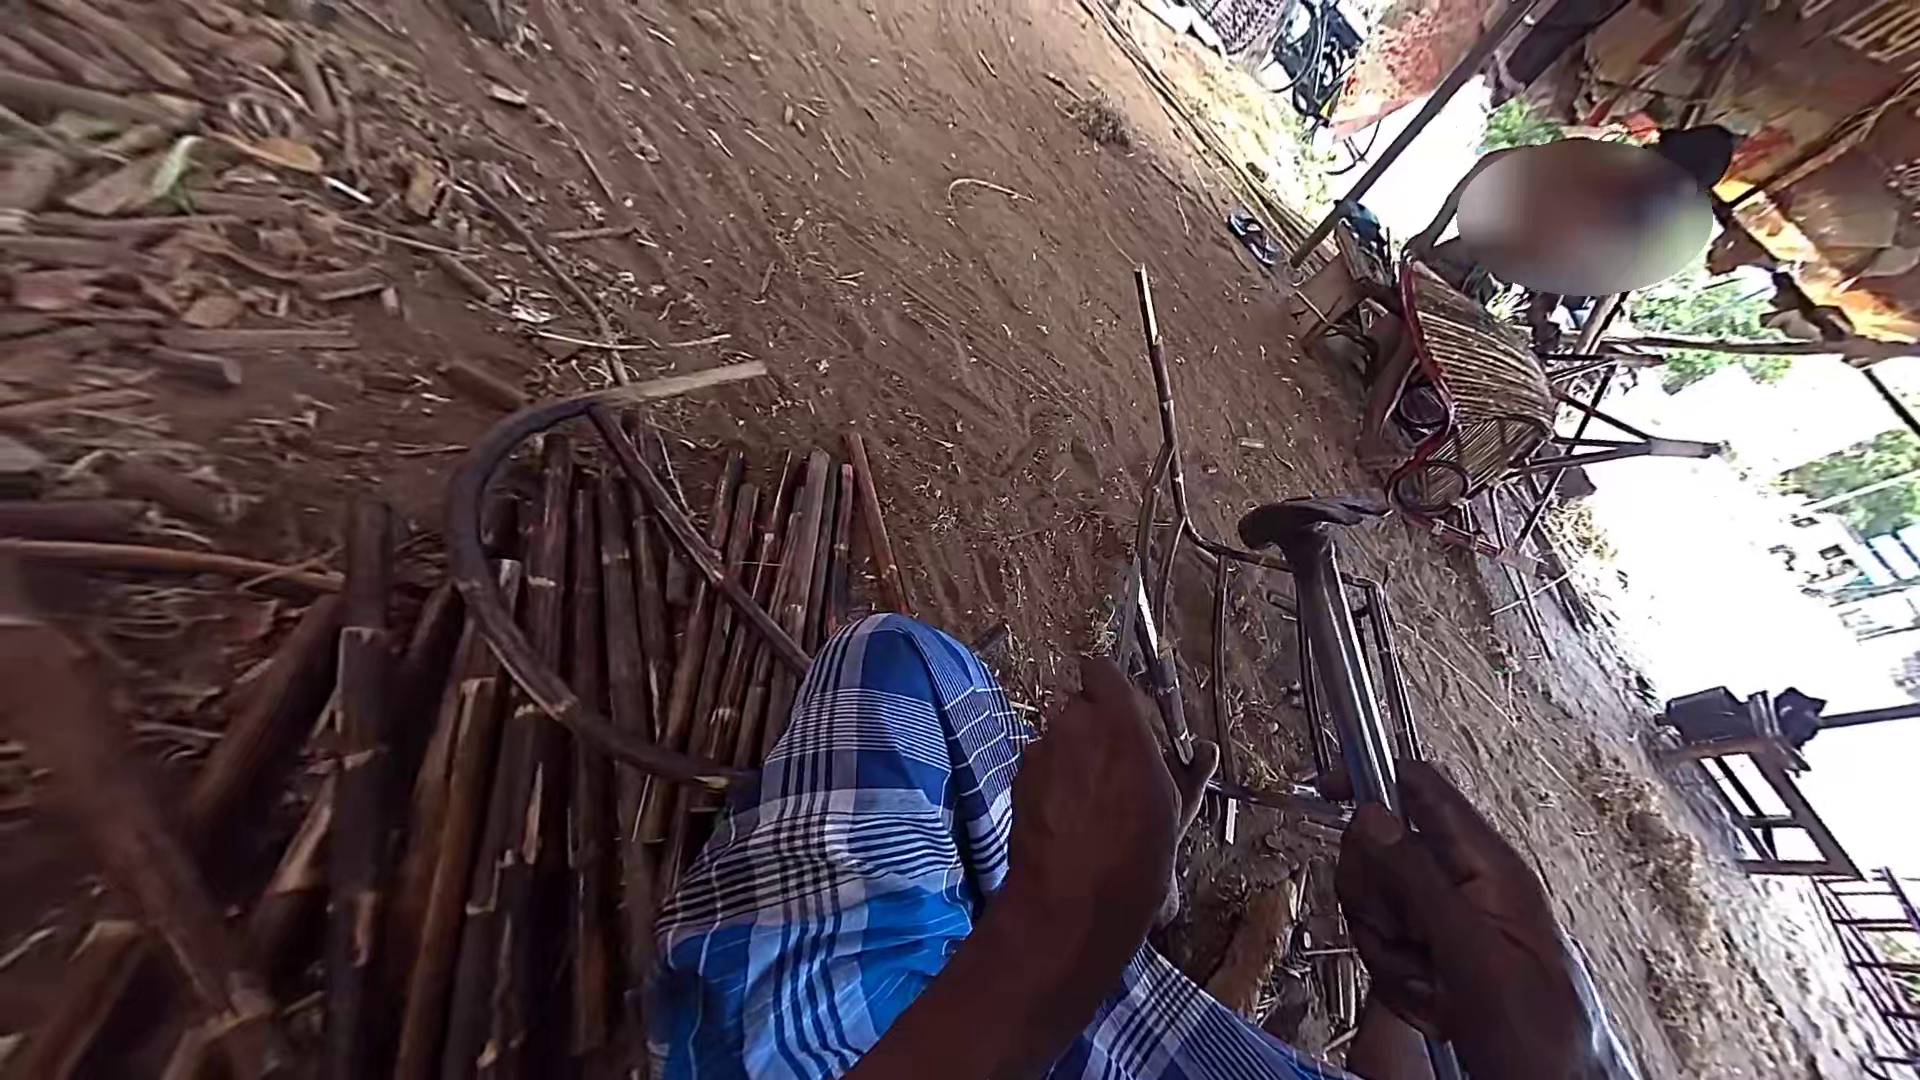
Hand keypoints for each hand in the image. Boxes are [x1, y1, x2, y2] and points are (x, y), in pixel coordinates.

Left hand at [845, 657, 1181, 1079]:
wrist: (1069, 904)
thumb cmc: (1136, 857)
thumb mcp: (1175, 812)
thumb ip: (1187, 769)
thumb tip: (1204, 747)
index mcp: (1117, 722)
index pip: (1100, 669)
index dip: (1108, 684)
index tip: (1119, 708)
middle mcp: (1073, 723)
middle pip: (1080, 706)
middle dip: (1093, 728)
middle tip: (1111, 768)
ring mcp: (1040, 748)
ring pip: (1058, 737)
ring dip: (1072, 756)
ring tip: (1088, 802)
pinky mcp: (1019, 773)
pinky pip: (1041, 763)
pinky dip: (1051, 778)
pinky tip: (1064, 815)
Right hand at [1336, 762, 1602, 1079]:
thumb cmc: (1534, 1038)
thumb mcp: (1474, 955)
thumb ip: (1418, 879)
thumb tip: (1371, 813)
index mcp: (1485, 866)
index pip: (1420, 788)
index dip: (1371, 778)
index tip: (1328, 790)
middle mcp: (1458, 878)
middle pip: (1376, 843)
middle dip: (1374, 894)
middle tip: (1404, 936)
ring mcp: (1439, 909)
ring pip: (1368, 888)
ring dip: (1382, 939)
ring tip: (1424, 980)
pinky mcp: (1424, 938)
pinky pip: (1373, 927)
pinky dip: (1387, 964)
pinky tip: (1424, 995)